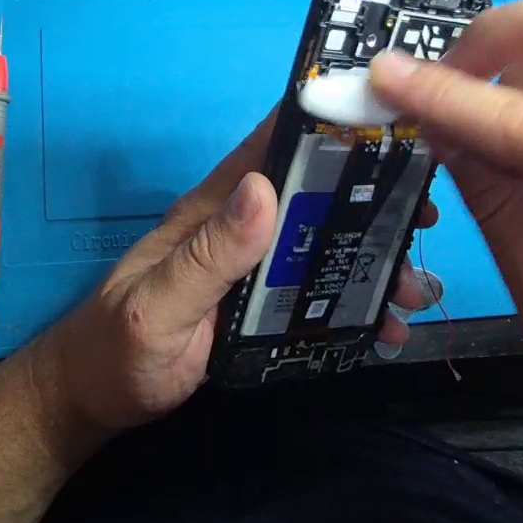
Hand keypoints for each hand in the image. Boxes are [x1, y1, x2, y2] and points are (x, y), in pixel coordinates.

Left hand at [30, 116, 443, 442]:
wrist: (97, 398)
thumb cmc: (115, 350)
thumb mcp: (157, 306)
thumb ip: (207, 254)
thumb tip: (264, 186)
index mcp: (212, 211)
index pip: (269, 149)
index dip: (323, 126)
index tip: (386, 124)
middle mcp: (239, 228)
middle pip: (314, 196)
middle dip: (373, 200)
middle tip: (424, 218)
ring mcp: (253, 267)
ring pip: (325, 245)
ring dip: (373, 258)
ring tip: (414, 289)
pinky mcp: (262, 304)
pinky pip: (319, 292)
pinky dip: (357, 302)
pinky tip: (385, 323)